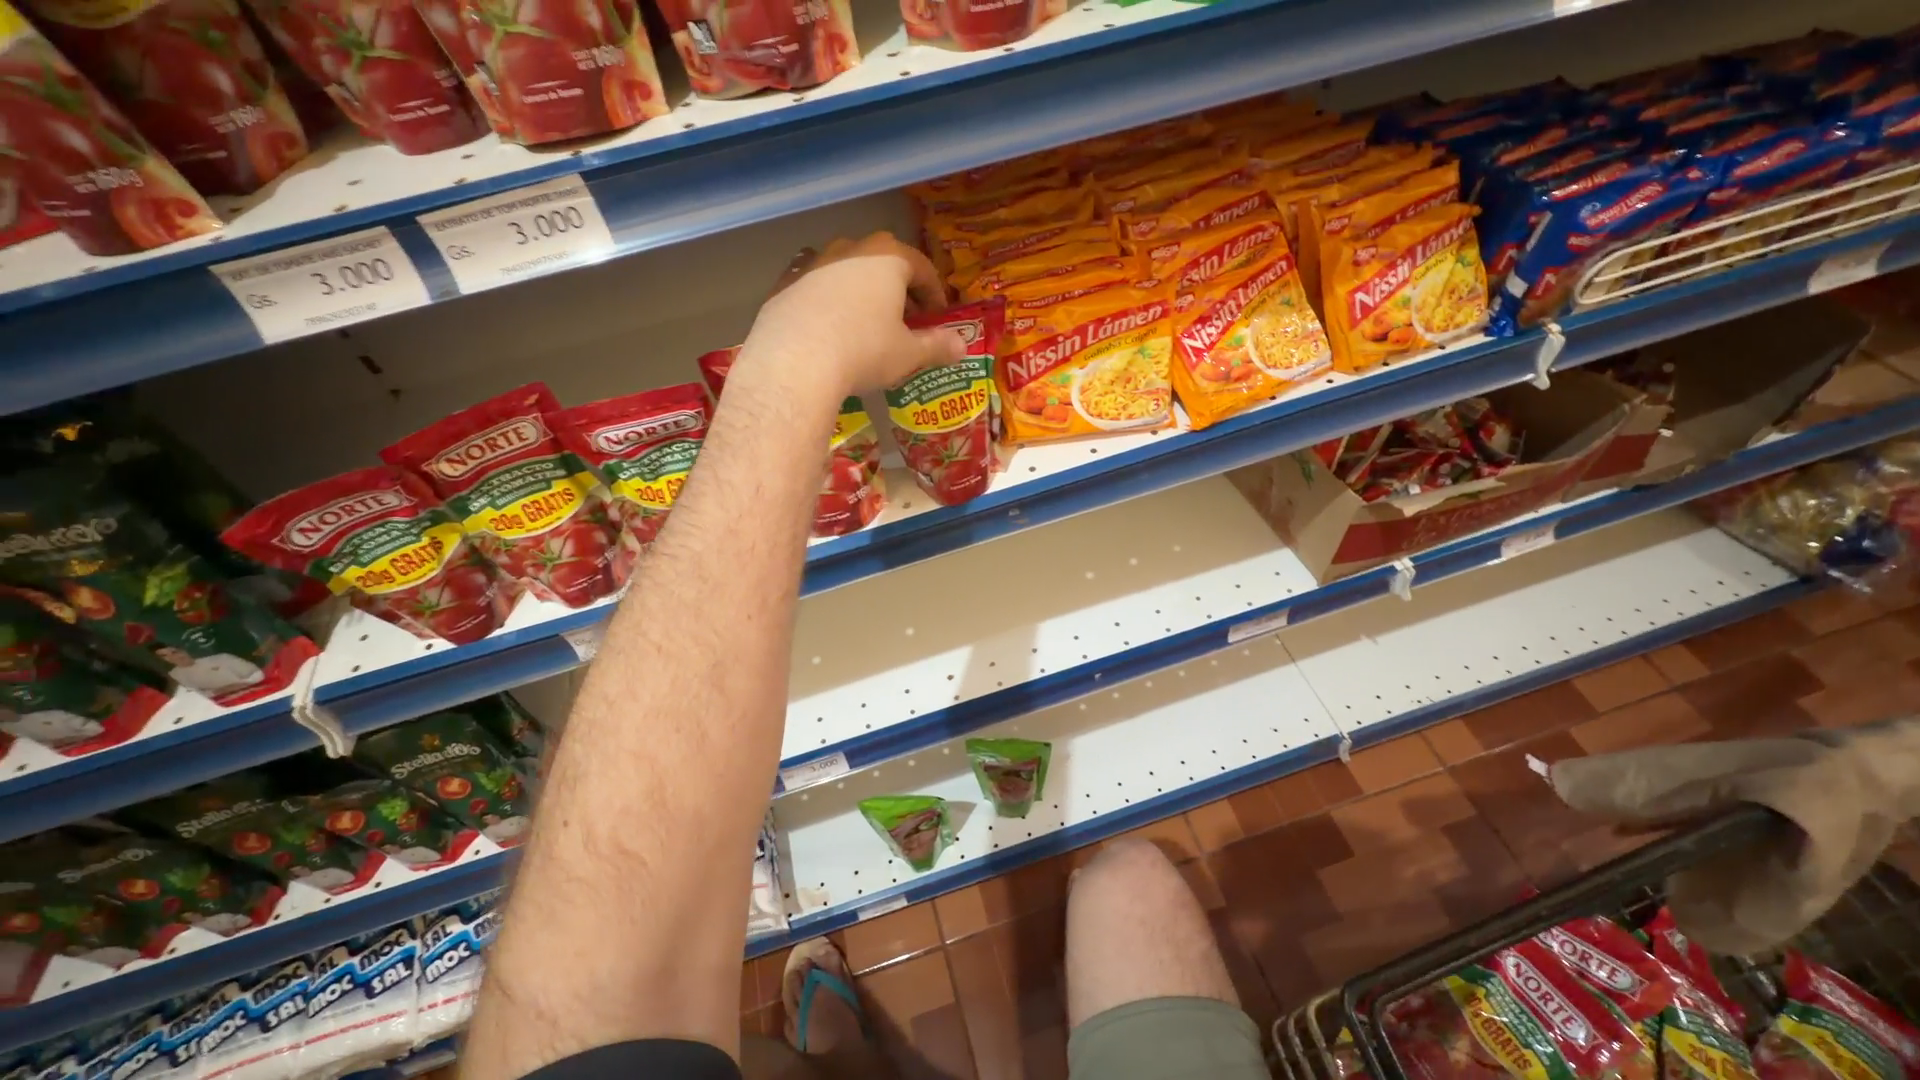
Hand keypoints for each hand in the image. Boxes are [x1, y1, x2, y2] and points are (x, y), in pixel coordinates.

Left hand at [739, 232, 968, 400]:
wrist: (794, 362)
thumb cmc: (864, 351)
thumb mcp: (908, 354)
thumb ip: (937, 346)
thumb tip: (962, 347)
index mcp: (889, 258)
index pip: (922, 268)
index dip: (934, 294)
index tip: (938, 318)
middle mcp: (852, 249)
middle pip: (883, 261)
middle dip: (897, 287)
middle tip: (904, 318)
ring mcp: (814, 262)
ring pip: (846, 267)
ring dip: (860, 288)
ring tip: (865, 320)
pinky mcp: (785, 283)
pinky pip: (814, 284)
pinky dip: (826, 298)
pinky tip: (827, 324)